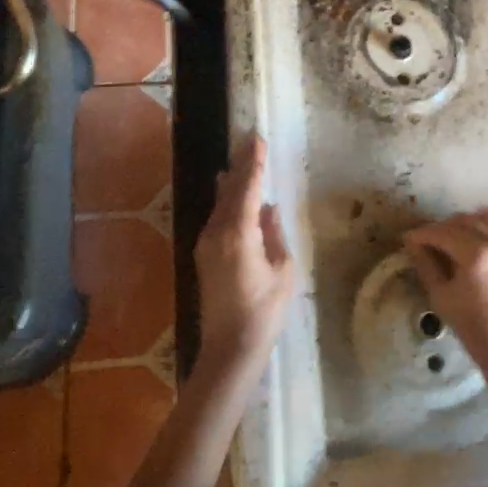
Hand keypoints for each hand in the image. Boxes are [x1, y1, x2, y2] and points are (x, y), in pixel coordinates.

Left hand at [195, 136, 296, 371]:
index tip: (258, 140)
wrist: (231, 347)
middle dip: (241, 166)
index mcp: (239, 234)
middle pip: (230, 191)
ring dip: (232, 181)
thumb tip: (269, 209)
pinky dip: (227, 200)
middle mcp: (217, 233)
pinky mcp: (204, 255)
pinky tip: (231, 192)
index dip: (254, 164)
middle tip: (250, 141)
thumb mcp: (283, 270)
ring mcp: (206, 244)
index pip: (248, 189)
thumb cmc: (265, 311)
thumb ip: (275, 234)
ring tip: (241, 159)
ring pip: (221, 203)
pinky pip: (217, 217)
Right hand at [403, 208, 487, 365]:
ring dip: (462, 223)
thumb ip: (426, 264)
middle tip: (424, 241)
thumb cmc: (471, 327)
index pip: (443, 233)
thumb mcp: (441, 296)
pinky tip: (469, 240)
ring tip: (448, 238)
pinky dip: (482, 227)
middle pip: (463, 221)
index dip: (422, 234)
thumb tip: (413, 243)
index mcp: (476, 255)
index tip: (407, 238)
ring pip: (483, 219)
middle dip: (441, 227)